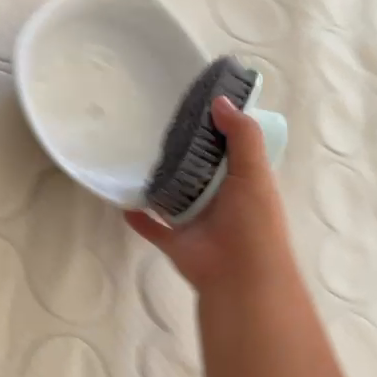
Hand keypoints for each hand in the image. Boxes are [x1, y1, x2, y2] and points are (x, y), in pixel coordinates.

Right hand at [127, 96, 300, 309]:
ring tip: (133, 156)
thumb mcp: (254, 172)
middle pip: (196, 169)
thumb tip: (219, 101)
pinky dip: (137, 215)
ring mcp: (195, 220)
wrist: (240, 276)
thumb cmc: (253, 221)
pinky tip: (122, 201)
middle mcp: (218, 198)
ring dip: (157, 182)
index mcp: (241, 180)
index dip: (211, 127)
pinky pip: (151, 225)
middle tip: (151, 125)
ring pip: (172, 195)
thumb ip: (241, 136)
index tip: (188, 104)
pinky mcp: (174, 240)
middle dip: (179, 151)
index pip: (226, 148)